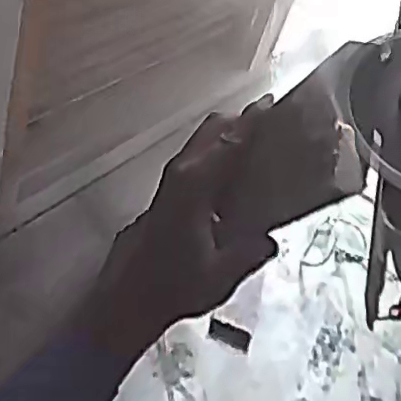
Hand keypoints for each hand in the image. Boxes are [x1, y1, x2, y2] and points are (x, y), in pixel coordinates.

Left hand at [76, 102, 280, 357]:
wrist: (130, 296)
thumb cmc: (171, 284)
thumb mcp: (221, 274)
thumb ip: (249, 252)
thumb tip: (269, 240)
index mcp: (195, 185)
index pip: (229, 142)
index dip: (251, 121)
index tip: (269, 104)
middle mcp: (181, 174)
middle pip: (213, 129)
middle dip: (241, 120)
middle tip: (270, 123)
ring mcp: (172, 180)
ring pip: (203, 140)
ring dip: (228, 134)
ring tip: (257, 144)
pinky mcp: (168, 190)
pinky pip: (197, 156)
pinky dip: (217, 151)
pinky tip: (233, 174)